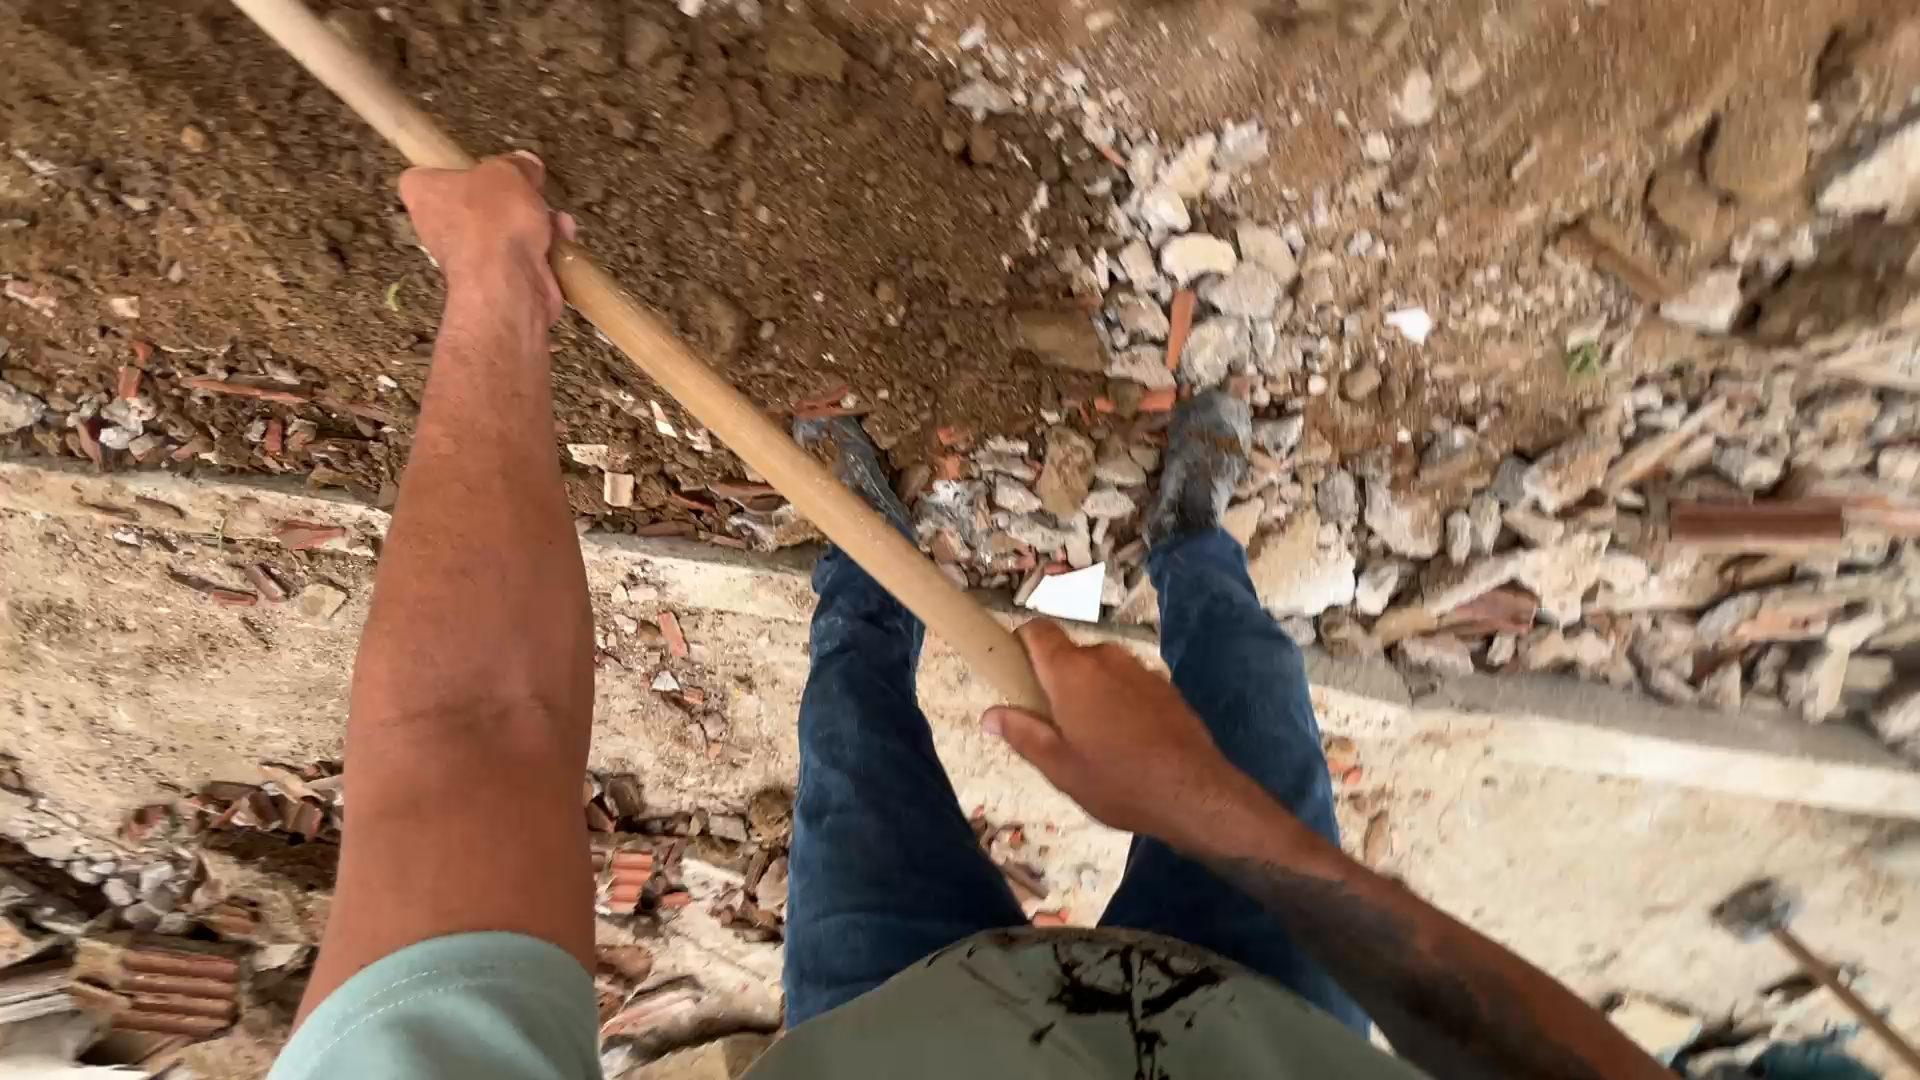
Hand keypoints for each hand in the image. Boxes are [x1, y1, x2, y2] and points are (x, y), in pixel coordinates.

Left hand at [398, 151, 575, 327]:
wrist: (509, 284)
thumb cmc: (493, 221)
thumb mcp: (507, 173)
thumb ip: (518, 165)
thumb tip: (527, 163)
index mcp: (423, 191)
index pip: (441, 173)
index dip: (474, 172)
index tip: (501, 174)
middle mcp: (440, 225)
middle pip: (484, 204)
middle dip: (518, 202)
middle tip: (536, 195)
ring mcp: (472, 257)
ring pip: (510, 231)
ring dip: (538, 224)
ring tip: (559, 221)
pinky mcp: (501, 280)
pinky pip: (525, 256)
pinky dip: (545, 249)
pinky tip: (562, 241)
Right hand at [983, 620, 1270, 850]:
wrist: (1197, 794)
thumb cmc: (1118, 781)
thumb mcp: (1059, 767)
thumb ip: (1022, 733)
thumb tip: (989, 715)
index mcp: (1071, 672)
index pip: (1038, 630)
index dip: (1022, 642)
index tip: (1015, 671)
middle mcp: (1105, 657)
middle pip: (1068, 654)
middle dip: (1056, 680)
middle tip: (1053, 724)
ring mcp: (1139, 668)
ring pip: (1099, 669)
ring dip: (1089, 691)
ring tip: (1093, 738)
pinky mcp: (1164, 685)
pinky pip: (1126, 682)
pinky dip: (1117, 699)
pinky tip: (1127, 740)